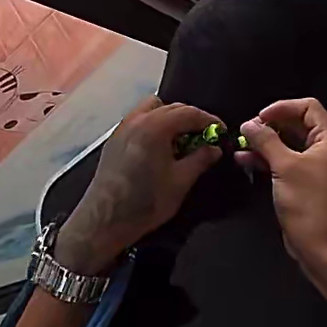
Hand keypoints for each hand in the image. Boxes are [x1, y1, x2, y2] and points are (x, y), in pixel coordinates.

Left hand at [56, 96, 224, 274]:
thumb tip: (214, 149)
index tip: (221, 131)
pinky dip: (154, 125)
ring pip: (152, 109)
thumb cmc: (146, 201)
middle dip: (191, 118)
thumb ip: (200, 159)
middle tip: (205, 137)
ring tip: (181, 141)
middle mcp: (137, 119)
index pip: (189, 113)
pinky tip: (161, 147)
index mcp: (155, 126)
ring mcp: (123, 128)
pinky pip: (140, 120)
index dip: (209, 120)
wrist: (105, 219)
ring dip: (170, 118)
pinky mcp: (115, 139)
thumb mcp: (181, 181)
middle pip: (171, 107)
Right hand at [237, 98, 326, 283]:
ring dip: (265, 142)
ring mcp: (313, 166)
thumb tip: (249, 124)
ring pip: (287, 143)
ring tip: (242, 143)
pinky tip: (244, 159)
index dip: (282, 108)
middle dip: (270, 125)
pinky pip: (283, 161)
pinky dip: (266, 158)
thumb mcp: (285, 166)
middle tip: (248, 130)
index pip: (308, 107)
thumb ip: (266, 140)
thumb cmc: (309, 203)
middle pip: (296, 124)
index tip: (259, 118)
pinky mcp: (302, 182)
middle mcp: (324, 149)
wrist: (321, 246)